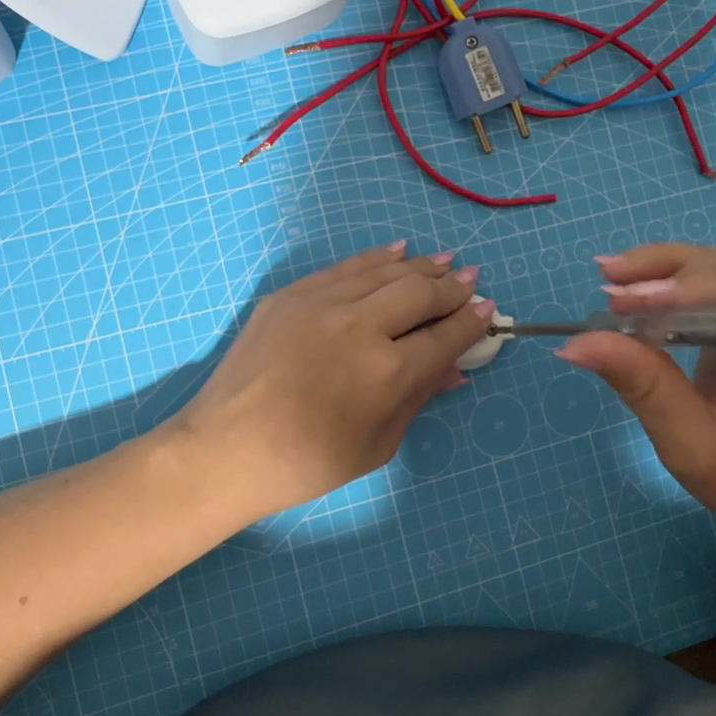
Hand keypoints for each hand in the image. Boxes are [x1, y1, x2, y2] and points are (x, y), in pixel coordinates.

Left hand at [169, 242, 492, 519]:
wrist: (226, 448)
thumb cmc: (306, 463)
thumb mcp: (376, 444)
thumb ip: (417, 398)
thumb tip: (455, 368)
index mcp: (386, 372)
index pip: (443, 336)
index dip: (471, 322)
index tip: (489, 309)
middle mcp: (359, 326)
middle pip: (418, 293)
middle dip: (451, 286)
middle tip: (470, 280)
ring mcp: (320, 303)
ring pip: (382, 272)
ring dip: (419, 266)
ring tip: (442, 261)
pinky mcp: (290, 295)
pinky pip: (343, 269)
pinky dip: (374, 259)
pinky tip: (395, 253)